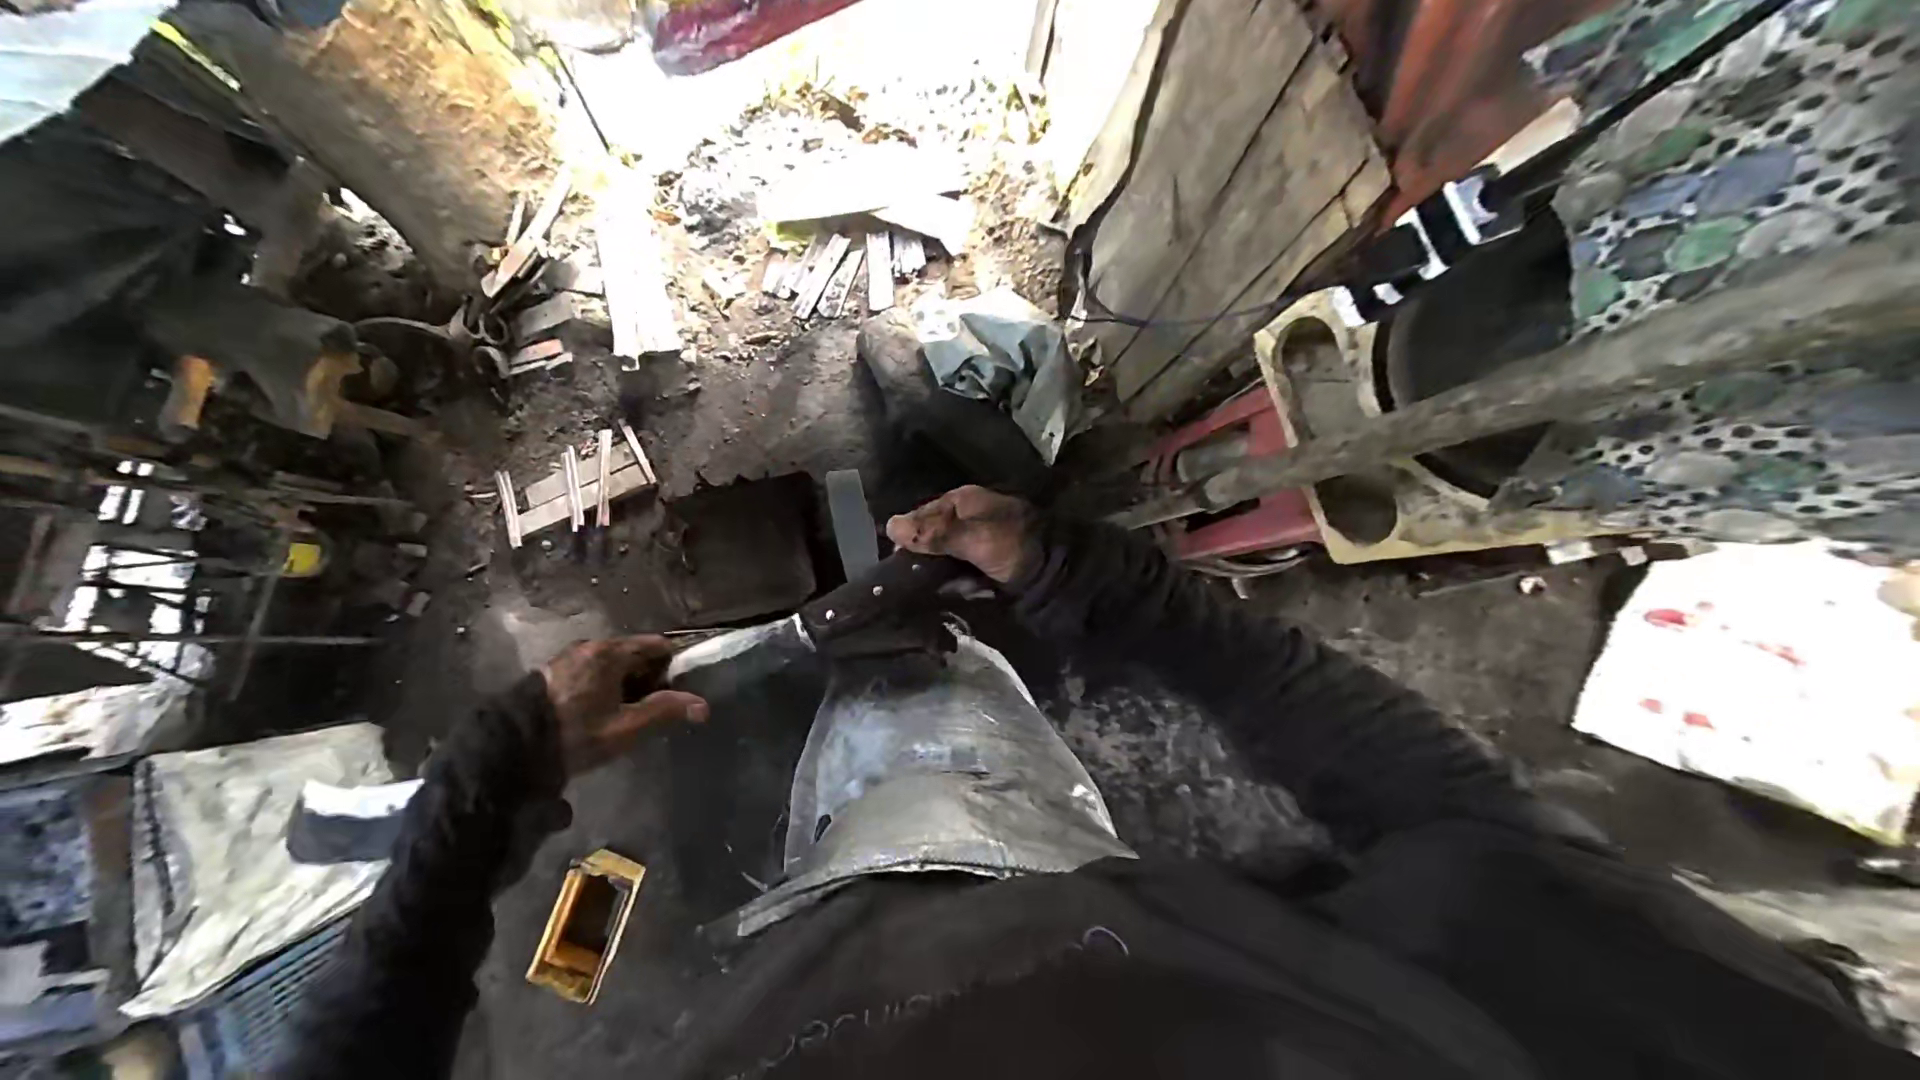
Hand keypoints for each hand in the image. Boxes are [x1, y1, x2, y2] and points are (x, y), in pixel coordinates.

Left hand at [539, 635, 708, 774]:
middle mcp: (589, 645)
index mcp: (610, 652)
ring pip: (610, 664)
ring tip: (622, 714)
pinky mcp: (549, 672)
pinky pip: (589, 671)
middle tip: (649, 708)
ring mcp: (566, 657)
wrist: (507, 751)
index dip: (672, 667)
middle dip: (647, 677)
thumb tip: (703, 706)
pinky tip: (596, 712)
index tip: (674, 691)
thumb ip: (665, 711)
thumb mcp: (626, 728)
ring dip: (622, 683)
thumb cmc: (575, 735)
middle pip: (633, 654)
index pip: (657, 646)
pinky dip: (601, 686)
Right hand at [885, 486, 1037, 583]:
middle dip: (927, 563)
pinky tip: (970, 592)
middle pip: (929, 541)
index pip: (920, 516)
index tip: (899, 563)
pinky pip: (958, 576)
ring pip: (942, 561)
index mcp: (962, 502)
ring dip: (945, 578)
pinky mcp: (983, 566)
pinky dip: (961, 586)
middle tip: (929, 581)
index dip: (908, 538)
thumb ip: (934, 533)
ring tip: (957, 588)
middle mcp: (965, 519)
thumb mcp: (973, 537)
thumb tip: (890, 527)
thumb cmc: (1014, 545)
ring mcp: (975, 544)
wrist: (1057, 574)